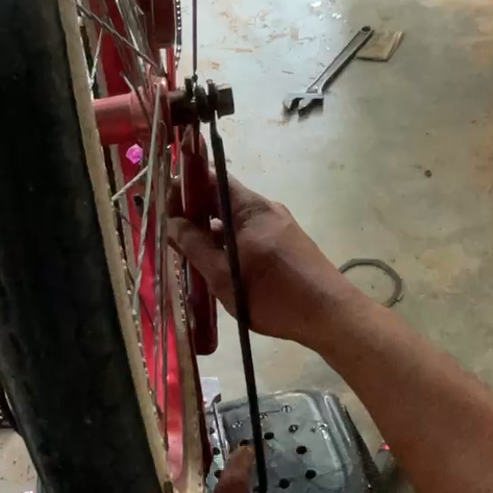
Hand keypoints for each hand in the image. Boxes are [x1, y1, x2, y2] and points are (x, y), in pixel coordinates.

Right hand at [167, 177, 364, 350]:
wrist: (329, 315)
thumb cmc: (274, 295)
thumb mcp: (225, 276)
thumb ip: (195, 247)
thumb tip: (173, 224)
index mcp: (251, 208)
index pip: (211, 178)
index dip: (184, 186)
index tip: (163, 204)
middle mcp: (265, 209)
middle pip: (221, 198)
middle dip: (193, 212)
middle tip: (170, 234)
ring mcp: (277, 225)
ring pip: (233, 219)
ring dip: (209, 231)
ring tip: (188, 253)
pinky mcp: (285, 243)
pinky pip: (247, 234)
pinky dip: (227, 243)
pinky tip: (217, 265)